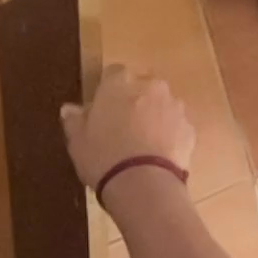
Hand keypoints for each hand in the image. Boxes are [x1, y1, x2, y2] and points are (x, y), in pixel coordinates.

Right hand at [60, 65, 195, 188]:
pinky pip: (174, 128)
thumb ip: (74, 121)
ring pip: (160, 107)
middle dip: (133, 103)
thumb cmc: (102, 157)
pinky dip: (167, 138)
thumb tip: (69, 109)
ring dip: (152, 119)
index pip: (112, 74)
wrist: (142, 184)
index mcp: (119, 83)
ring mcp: (174, 106)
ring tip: (139, 148)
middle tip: (120, 130)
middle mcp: (150, 85)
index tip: (101, 111)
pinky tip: (155, 159)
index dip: (107, 92)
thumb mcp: (77, 142)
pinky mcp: (188, 129)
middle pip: (141, 87)